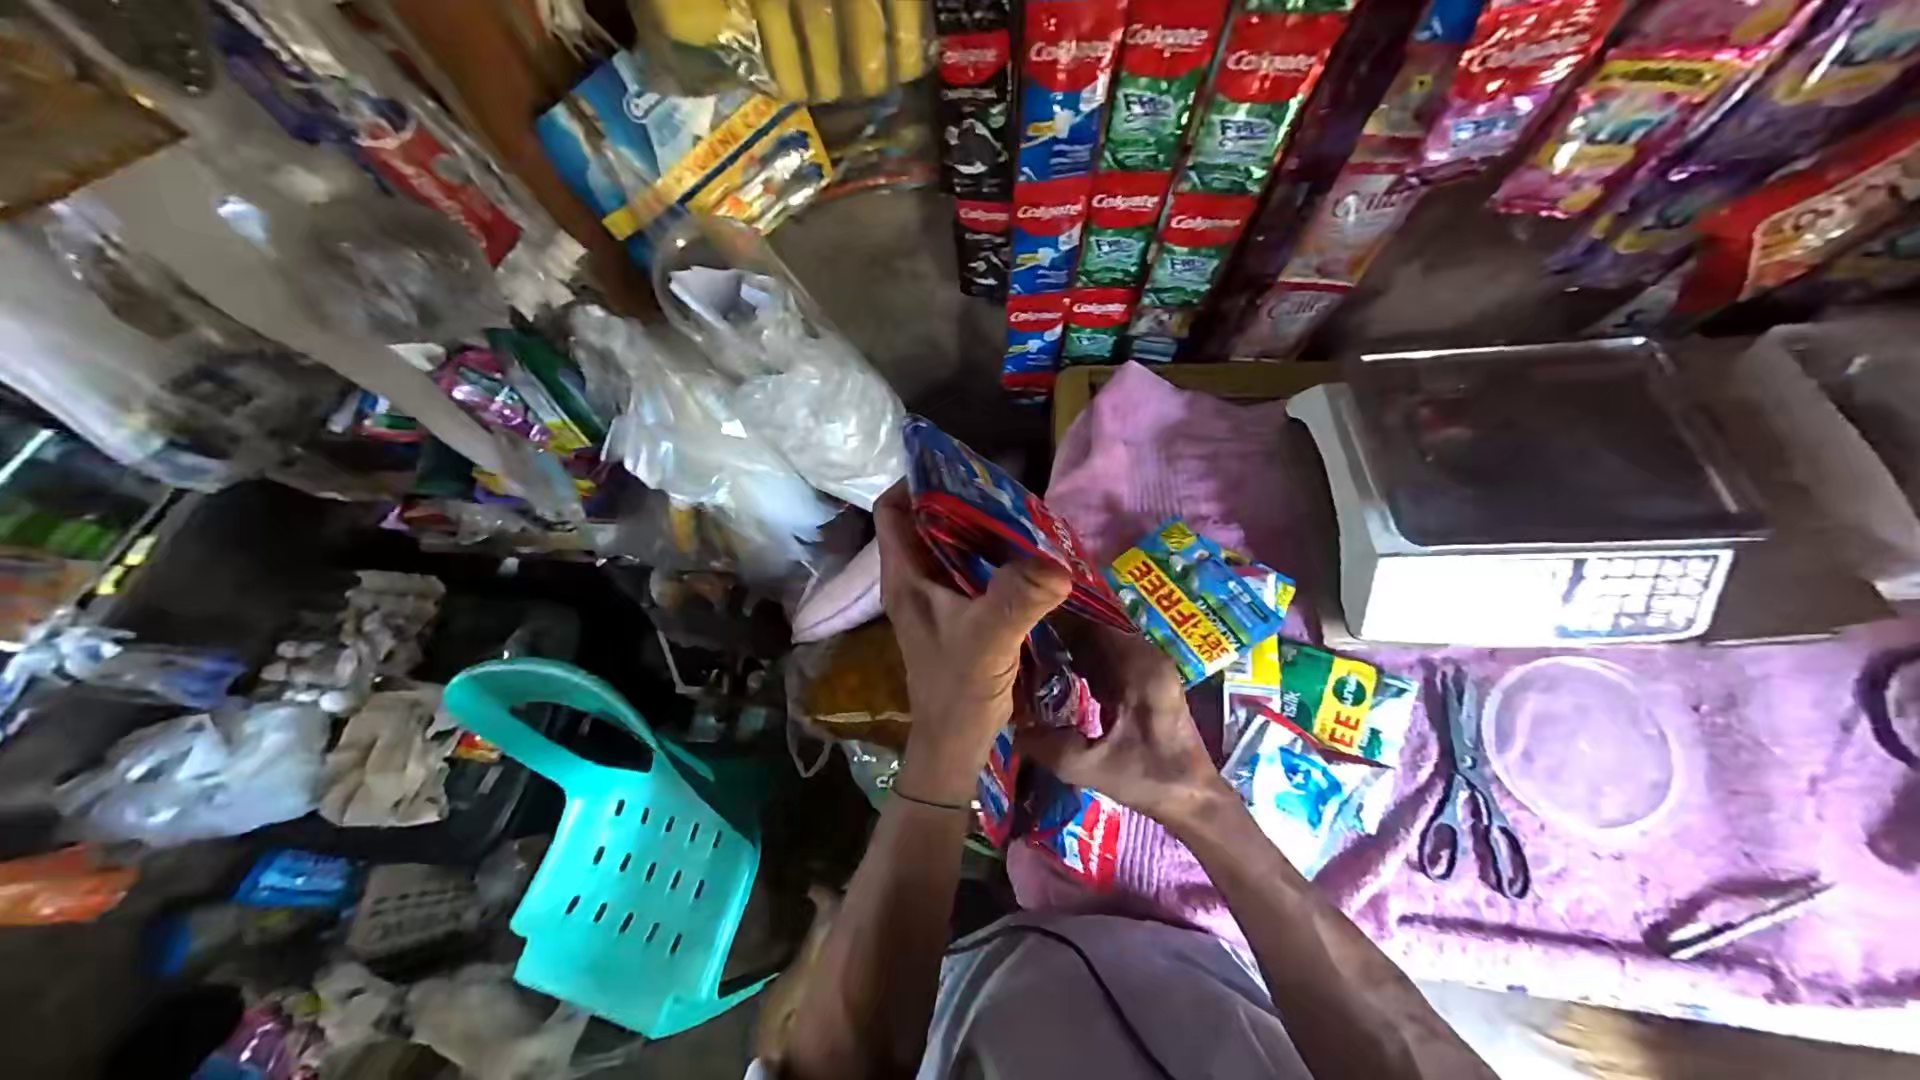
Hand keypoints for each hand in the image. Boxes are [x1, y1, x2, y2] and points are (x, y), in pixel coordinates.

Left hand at [875, 483, 1070, 802]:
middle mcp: (916, 580)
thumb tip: (1056, 562)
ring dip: (983, 530)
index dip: (919, 483)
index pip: (894, 509)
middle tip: (1007, 489)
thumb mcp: (987, 639)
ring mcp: (937, 598)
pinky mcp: (960, 614)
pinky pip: (975, 571)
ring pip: (954, 546)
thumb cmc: (957, 690)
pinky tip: (1028, 556)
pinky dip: (996, 557)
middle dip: (963, 501)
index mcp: (905, 576)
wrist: (956, 745)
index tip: (963, 470)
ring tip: (1023, 514)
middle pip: (929, 521)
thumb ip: (1017, 599)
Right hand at [1017, 624, 1233, 828]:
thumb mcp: (1089, 767)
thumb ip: (1046, 746)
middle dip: (1056, 630)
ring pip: (1098, 642)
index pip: (1091, 623)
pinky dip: (1080, 659)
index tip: (1019, 620)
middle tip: (1016, 634)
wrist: (1191, 798)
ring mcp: (1147, 666)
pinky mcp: (1143, 679)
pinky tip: (1051, 668)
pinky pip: (1106, 657)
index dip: (1055, 619)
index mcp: (1139, 666)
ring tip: (1027, 647)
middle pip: (1094, 629)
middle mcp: (1145, 656)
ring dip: (1066, 644)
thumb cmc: (1147, 779)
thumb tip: (1008, 724)